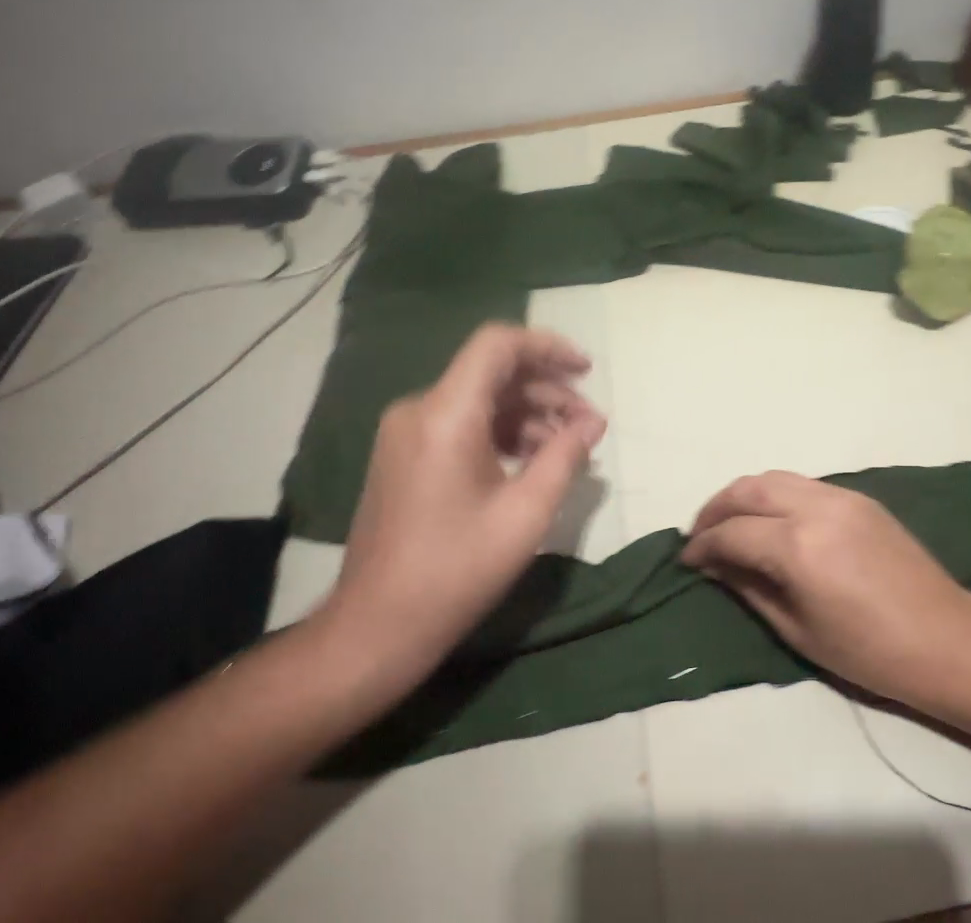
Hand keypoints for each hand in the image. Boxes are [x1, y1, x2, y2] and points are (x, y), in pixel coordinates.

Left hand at [321, 324, 606, 672]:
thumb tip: (592, 423)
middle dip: (546, 390)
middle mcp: (419, 410)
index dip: (548, 347)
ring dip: (527, 414)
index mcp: (446, 414)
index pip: (498, 345)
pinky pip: (460, 425)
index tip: (587, 370)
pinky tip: (531, 462)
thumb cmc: (457, 569)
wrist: (378, 624)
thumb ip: (565, 456)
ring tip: (568, 447)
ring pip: (478, 400)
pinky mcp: (403, 457)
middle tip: (588, 422)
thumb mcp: (526, 513)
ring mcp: (406, 434)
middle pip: (491, 372)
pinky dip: (500, 433)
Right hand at [680, 471, 970, 701]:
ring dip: (744, 496)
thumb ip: (749, 588)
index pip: (732, 533)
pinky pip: (804, 485)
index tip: (686, 560)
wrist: (943, 639)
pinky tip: (771, 522)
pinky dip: (776, 495)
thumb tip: (715, 565)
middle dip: (716, 509)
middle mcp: (816, 508)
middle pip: (748, 490)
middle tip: (701, 536)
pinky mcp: (861, 499)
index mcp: (798, 546)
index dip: (702, 546)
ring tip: (730, 525)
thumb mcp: (796, 629)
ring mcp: (842, 497)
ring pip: (776, 478)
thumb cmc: (867, 652)